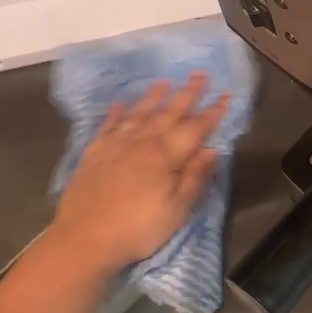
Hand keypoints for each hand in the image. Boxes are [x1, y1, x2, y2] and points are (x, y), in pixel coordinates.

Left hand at [50, 73, 228, 274]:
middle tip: (199, 74)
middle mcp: (141, 143)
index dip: (212, 112)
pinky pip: (107, 126)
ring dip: (153, 96)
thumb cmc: (139, 228)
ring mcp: (115, 146)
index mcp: (165, 156)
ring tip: (164, 82)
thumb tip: (212, 150)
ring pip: (138, 114)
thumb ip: (195, 177)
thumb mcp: (178, 209)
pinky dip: (115, 113)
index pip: (195, 128)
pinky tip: (120, 104)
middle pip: (168, 113)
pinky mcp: (94, 155)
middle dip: (186, 93)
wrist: (86, 238)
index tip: (225, 95)